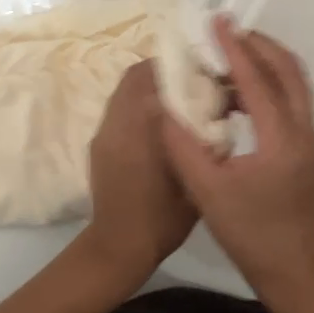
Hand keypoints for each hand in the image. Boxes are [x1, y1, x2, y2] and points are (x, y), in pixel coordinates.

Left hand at [80, 61, 196, 280]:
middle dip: (164, 72)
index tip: (203, 71)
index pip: (154, 77)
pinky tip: (158, 124)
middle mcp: (117, 122)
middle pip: (135, 77)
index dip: (179, 67)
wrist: (119, 245)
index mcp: (140, 128)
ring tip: (178, 101)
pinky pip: (117, 109)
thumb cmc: (162, 218)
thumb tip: (215, 111)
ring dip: (149, 88)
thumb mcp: (194, 179)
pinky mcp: (98, 144)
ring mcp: (103, 132)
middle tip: (193, 81)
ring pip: (124, 91)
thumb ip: (202, 141)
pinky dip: (137, 106)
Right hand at [163, 19, 313, 292]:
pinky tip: (240, 92)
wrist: (291, 268)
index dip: (234, 48)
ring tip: (231, 53)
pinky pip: (292, 99)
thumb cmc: (248, 232)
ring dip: (266, 61)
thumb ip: (183, 146)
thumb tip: (163, 107)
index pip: (257, 80)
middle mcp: (303, 132)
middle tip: (224, 31)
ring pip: (294, 83)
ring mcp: (309, 140)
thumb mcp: (206, 191)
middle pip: (288, 70)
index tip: (216, 22)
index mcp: (280, 140)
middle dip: (258, 44)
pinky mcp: (306, 149)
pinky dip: (270, 81)